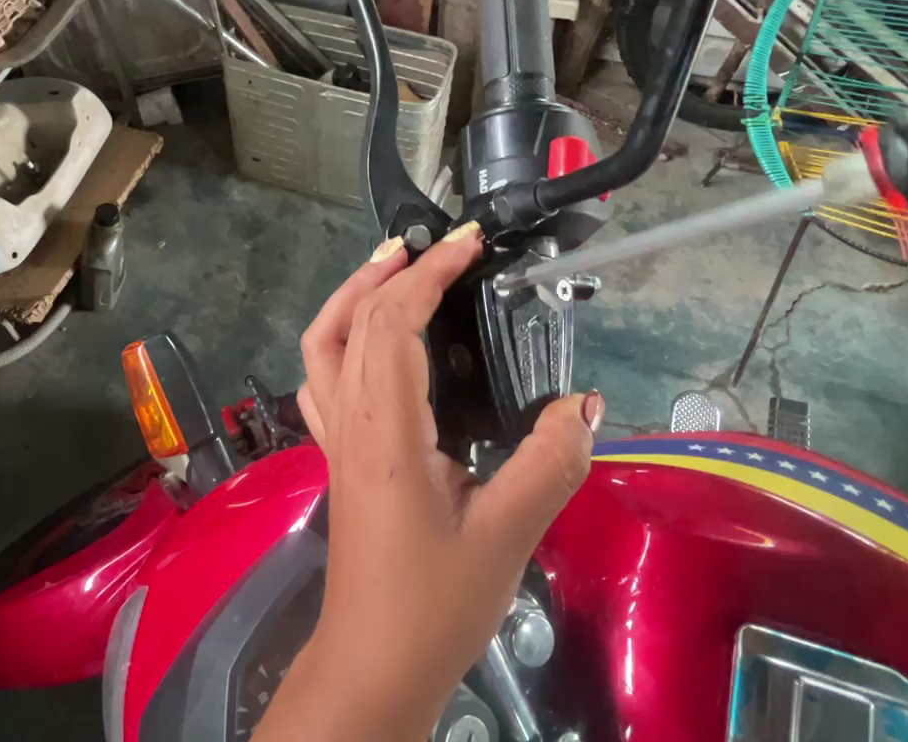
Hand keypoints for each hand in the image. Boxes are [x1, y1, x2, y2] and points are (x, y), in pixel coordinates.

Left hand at [257, 224, 602, 741]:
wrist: (373, 663)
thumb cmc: (434, 603)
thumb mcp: (506, 535)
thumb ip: (547, 464)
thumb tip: (584, 404)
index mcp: (386, 429)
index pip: (393, 324)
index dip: (428, 275)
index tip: (466, 244)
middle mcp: (349, 421)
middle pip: (351, 322)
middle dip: (390, 272)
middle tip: (435, 244)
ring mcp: (335, 438)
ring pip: (323, 345)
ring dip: (352, 297)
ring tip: (394, 270)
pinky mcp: (339, 456)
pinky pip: (324, 379)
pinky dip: (341, 339)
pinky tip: (372, 342)